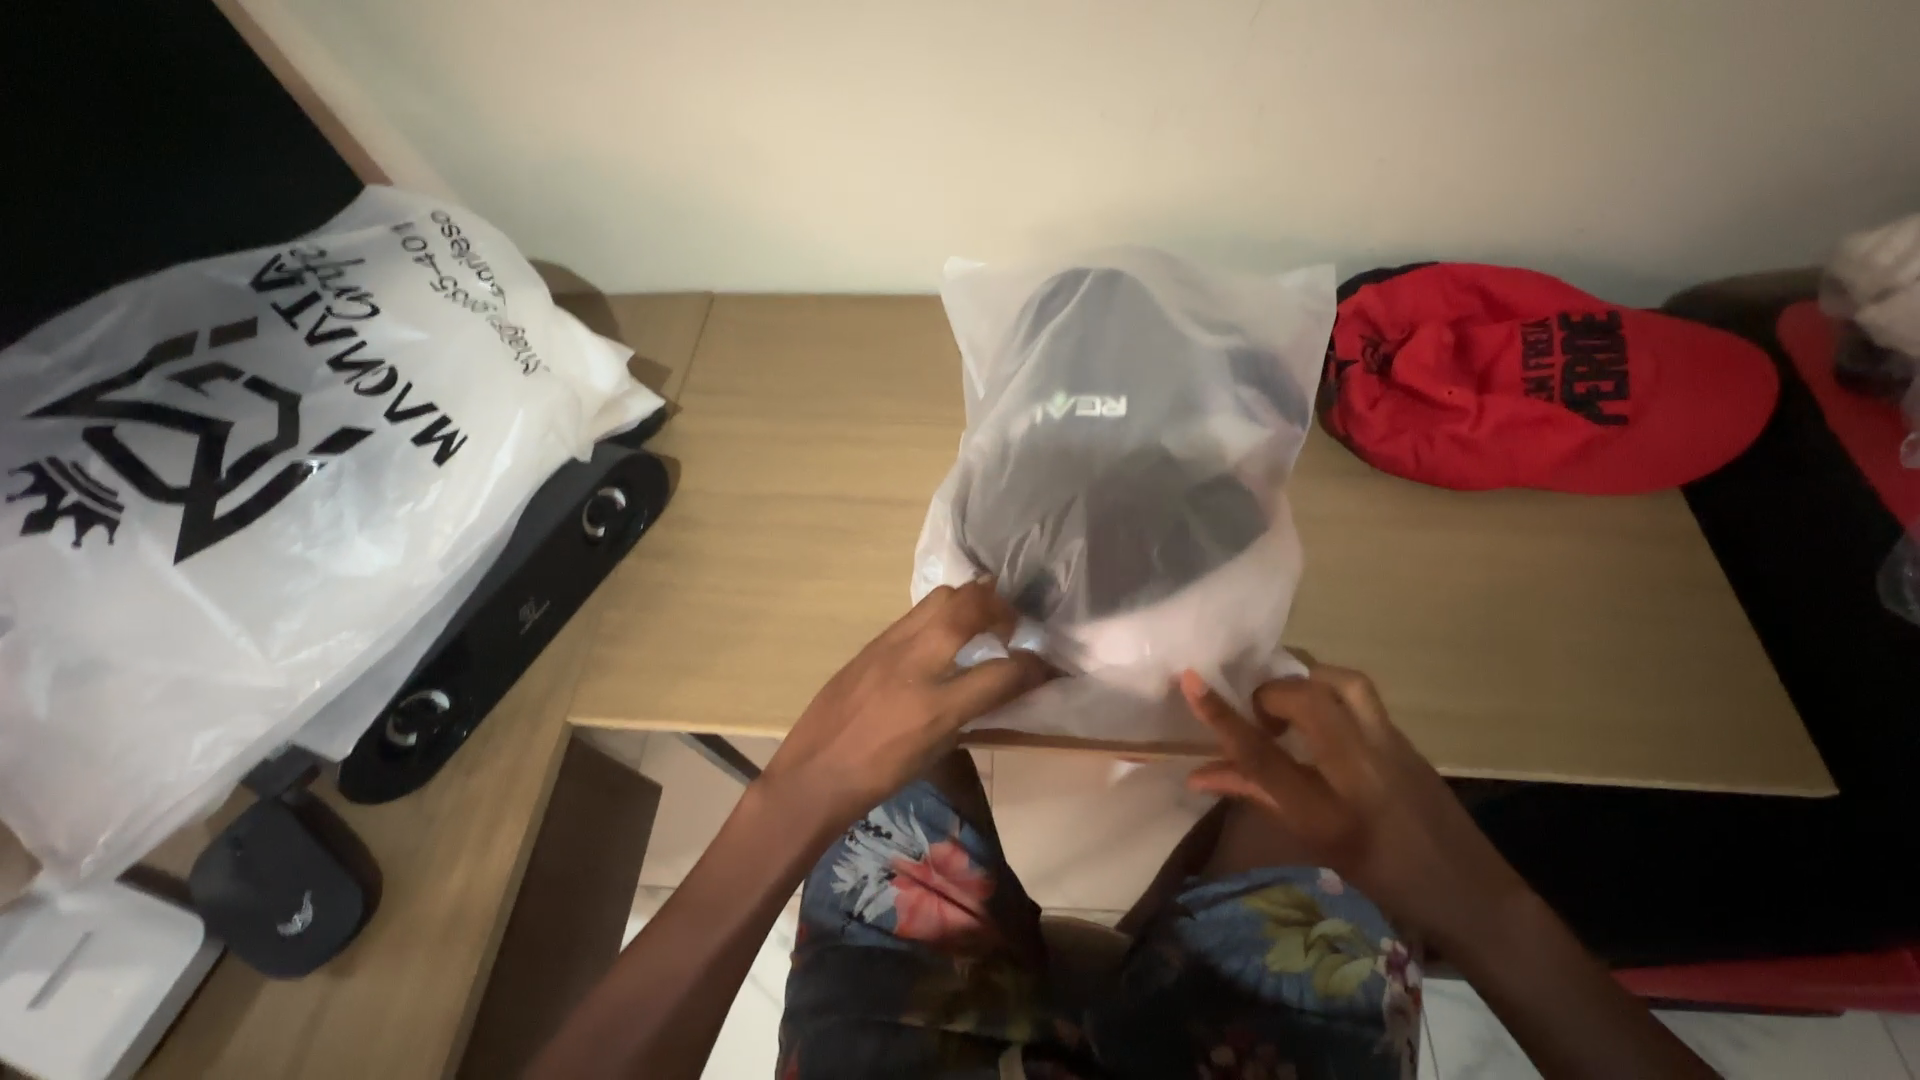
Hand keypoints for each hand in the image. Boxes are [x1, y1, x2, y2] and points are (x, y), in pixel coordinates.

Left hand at [759, 580, 1048, 828]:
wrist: (814, 773)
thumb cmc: (879, 775)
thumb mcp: (936, 749)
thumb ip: (972, 711)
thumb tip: (1001, 685)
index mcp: (936, 706)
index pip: (1003, 672)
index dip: (1035, 667)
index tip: (1047, 666)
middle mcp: (915, 664)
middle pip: (970, 606)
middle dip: (1002, 609)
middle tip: (1011, 628)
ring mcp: (890, 646)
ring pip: (942, 597)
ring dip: (971, 601)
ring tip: (980, 622)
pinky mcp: (872, 643)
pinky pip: (917, 613)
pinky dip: (942, 614)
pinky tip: (944, 635)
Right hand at [1179, 660, 1530, 948]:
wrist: (1469, 891)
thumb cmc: (1380, 876)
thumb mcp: (1312, 841)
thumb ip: (1256, 796)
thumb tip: (1198, 774)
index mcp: (1326, 809)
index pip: (1260, 753)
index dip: (1221, 715)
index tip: (1191, 679)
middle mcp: (1357, 768)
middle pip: (1304, 697)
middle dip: (1270, 692)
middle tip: (1260, 715)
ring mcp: (1389, 746)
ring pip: (1340, 681)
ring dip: (1305, 679)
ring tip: (1289, 702)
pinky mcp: (1407, 738)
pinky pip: (1360, 695)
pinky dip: (1329, 691)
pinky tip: (1322, 715)